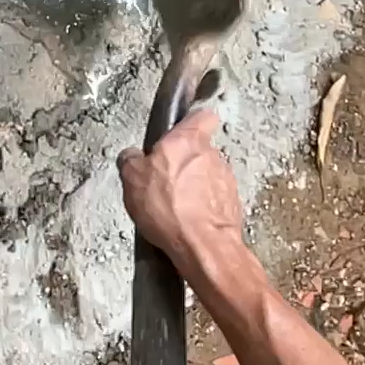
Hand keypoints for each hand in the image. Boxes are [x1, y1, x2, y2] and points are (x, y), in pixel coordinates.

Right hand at [118, 108, 245, 272]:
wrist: (203, 247)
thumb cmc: (168, 207)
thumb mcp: (131, 179)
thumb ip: (130, 159)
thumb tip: (131, 156)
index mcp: (187, 140)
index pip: (201, 116)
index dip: (190, 122)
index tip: (177, 132)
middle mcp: (212, 155)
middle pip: (198, 150)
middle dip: (183, 162)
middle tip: (164, 180)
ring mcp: (226, 181)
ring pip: (206, 175)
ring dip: (194, 186)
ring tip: (175, 206)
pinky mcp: (233, 205)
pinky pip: (214, 199)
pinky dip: (203, 206)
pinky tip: (187, 221)